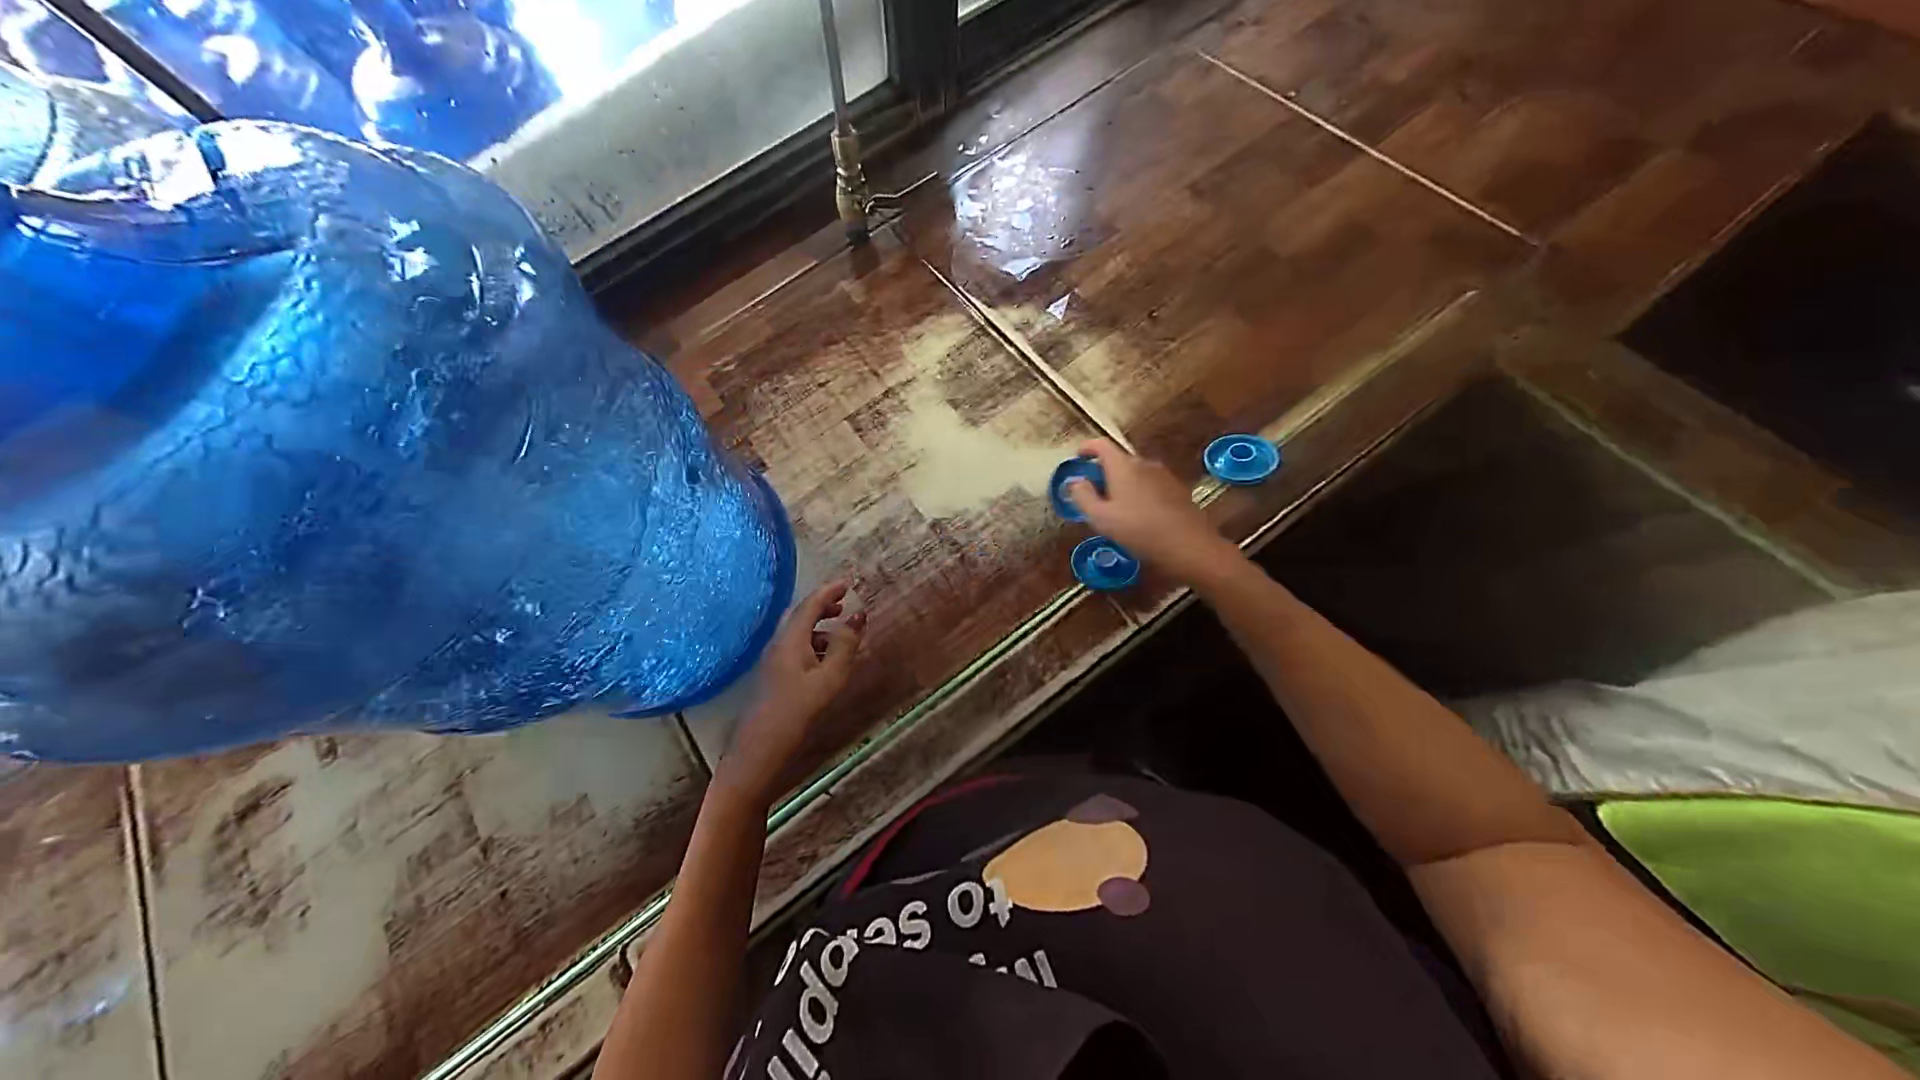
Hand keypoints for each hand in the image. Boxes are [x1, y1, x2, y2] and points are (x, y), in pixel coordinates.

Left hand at [715, 581, 866, 805]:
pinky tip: (827, 662)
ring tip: (841, 636)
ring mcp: (773, 662)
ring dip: (819, 628)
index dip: (828, 592)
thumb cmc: (797, 711)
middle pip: (799, 616)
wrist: (760, 748)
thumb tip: (857, 617)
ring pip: (798, 634)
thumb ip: (845, 646)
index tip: (847, 583)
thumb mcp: (830, 678)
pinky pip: (796, 649)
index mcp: (790, 640)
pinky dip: (814, 645)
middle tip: (843, 605)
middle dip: (822, 607)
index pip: (809, 605)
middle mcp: (778, 645)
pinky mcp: (774, 678)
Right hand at [1066, 438, 1242, 584]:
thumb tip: (1074, 481)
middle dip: (1103, 471)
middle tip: (1093, 491)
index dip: (1087, 448)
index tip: (1078, 457)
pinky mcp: (1177, 489)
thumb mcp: (1101, 518)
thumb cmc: (1138, 530)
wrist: (1188, 545)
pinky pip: (1150, 484)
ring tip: (1115, 506)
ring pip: (1136, 473)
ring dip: (1122, 483)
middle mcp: (1144, 463)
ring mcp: (1163, 475)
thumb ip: (1083, 496)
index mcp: (1123, 466)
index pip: (1101, 444)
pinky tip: (1139, 514)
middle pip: (1119, 459)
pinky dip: (1139, 492)